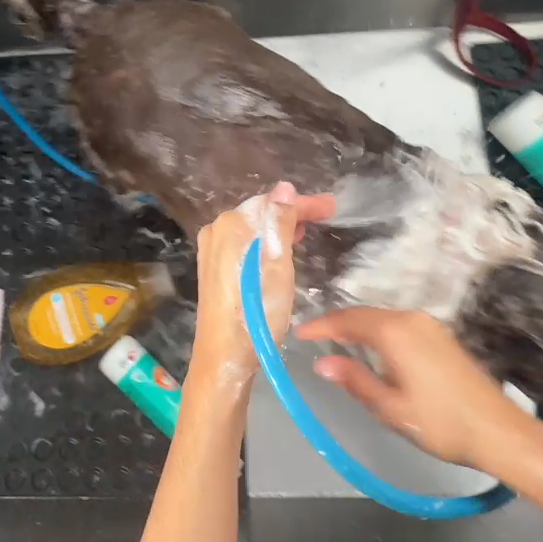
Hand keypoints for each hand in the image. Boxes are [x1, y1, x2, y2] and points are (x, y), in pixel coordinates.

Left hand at [192, 182, 335, 384]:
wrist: (225, 354)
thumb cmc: (257, 311)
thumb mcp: (278, 266)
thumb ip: (280, 222)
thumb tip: (285, 187)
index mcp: (231, 225)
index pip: (272, 202)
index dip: (304, 203)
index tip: (331, 206)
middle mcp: (216, 230)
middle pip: (260, 213)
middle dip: (292, 213)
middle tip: (324, 217)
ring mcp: (211, 249)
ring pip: (252, 228)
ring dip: (279, 227)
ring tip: (305, 231)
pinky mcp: (212, 267)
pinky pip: (243, 243)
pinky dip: (264, 243)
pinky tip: (279, 251)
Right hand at [294, 307, 542, 479]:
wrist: (500, 432)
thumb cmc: (441, 423)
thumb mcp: (390, 408)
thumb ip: (355, 380)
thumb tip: (322, 362)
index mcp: (394, 332)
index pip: (347, 320)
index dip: (320, 326)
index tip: (298, 334)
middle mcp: (410, 319)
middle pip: (364, 314)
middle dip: (337, 324)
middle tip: (313, 338)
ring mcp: (429, 325)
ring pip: (382, 318)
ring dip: (358, 327)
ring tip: (337, 343)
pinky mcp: (441, 336)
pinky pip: (399, 325)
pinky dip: (378, 332)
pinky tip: (373, 350)